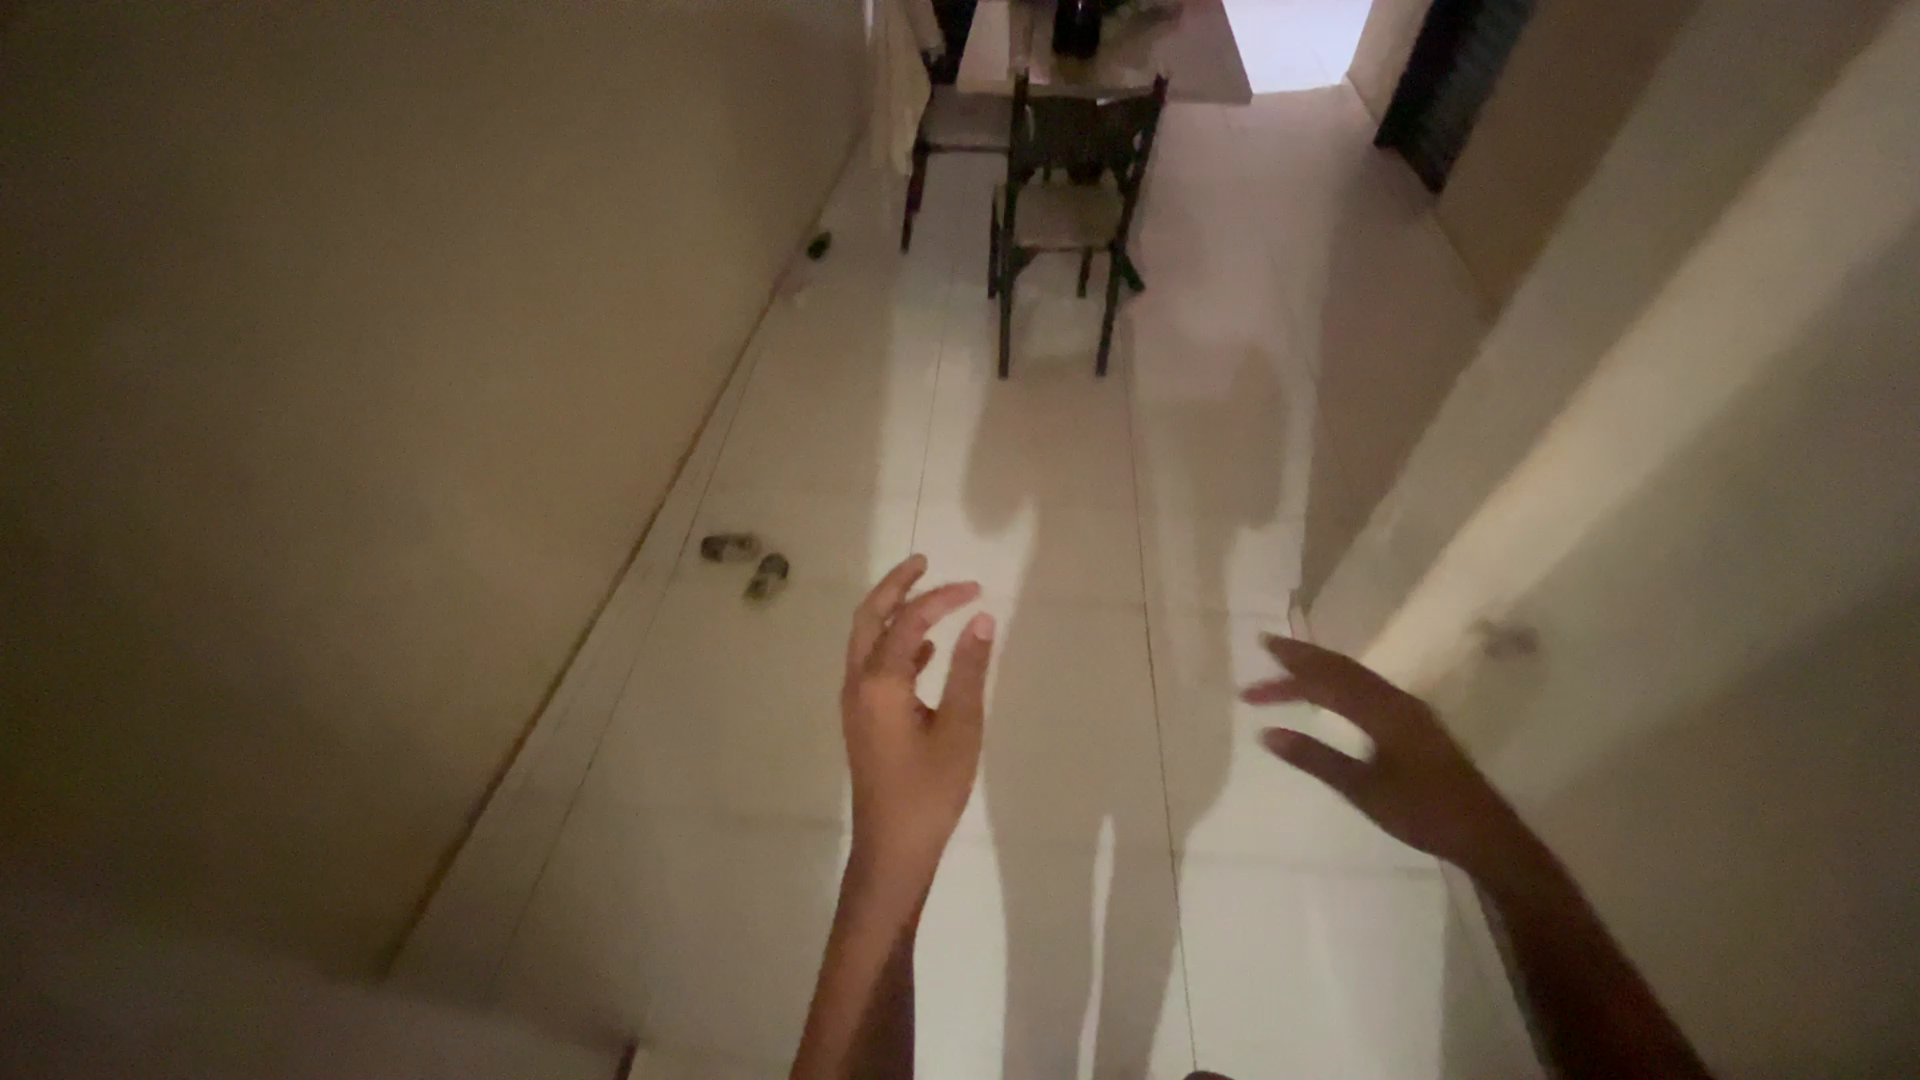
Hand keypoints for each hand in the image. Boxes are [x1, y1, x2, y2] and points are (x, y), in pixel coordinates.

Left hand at [841, 555, 995, 877]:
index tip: (977, 588)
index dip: (943, 598)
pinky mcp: (863, 718)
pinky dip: (897, 646)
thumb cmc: (930, 790)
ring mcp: (856, 701)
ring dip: (893, 612)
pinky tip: (928, 651)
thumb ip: (968, 669)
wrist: (892, 848)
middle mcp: (858, 682)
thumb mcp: (960, 727)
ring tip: (927, 594)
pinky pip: (874, 665)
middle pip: (869, 617)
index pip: (910, 621)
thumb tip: (980, 618)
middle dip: (895, 586)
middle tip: (924, 563)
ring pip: (867, 640)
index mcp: (880, 681)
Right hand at [1242, 634, 1528, 873]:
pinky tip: (1330, 690)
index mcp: (1383, 712)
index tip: (1249, 687)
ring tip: (1288, 662)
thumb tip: (1266, 733)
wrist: (1487, 836)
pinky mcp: (1415, 722)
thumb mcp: (1362, 790)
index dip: (1285, 680)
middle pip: (1341, 668)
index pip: (1325, 684)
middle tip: (1266, 644)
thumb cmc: (1423, 813)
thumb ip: (1314, 758)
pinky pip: (1368, 687)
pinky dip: (1340, 680)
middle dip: (1302, 656)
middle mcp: (1397, 700)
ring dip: (1320, 666)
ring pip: (1356, 675)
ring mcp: (1409, 710)